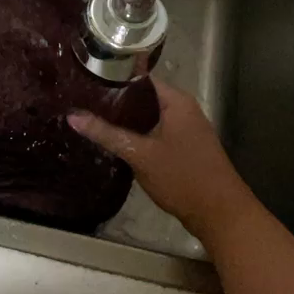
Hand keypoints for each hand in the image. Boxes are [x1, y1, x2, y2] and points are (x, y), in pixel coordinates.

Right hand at [69, 79, 257, 240]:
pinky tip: (115, 141)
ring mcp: (185, 128)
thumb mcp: (139, 155)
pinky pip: (154, 131)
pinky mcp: (183, 146)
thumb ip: (106, 134)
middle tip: (82, 103)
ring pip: (147, 116)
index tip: (84, 83)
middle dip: (114, 101)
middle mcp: (183, 108)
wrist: (220, 214)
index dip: (112, 79)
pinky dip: (136, 133)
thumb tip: (73, 116)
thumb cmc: (182, 177)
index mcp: (176, 101)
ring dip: (125, 119)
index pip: (139, 78)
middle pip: (142, 97)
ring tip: (92, 119)